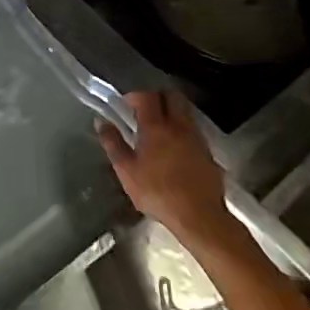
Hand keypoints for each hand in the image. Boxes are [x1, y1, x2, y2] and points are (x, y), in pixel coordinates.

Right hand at [96, 90, 235, 246]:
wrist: (198, 214)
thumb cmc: (157, 192)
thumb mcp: (127, 171)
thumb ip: (113, 144)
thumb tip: (101, 122)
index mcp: (156, 127)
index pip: (147, 97)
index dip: (135, 96)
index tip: (125, 104)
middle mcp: (179, 125)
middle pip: (171, 95)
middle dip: (157, 96)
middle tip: (144, 109)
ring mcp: (196, 137)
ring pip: (185, 111)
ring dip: (172, 111)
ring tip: (159, 127)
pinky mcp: (207, 150)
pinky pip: (194, 129)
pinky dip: (182, 129)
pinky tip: (175, 147)